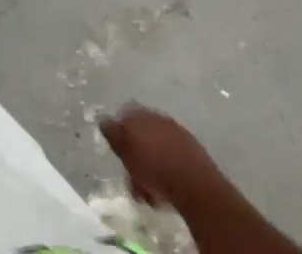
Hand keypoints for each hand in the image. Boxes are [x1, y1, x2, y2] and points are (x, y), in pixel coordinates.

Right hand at [98, 104, 228, 210]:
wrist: (197, 187)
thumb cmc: (154, 169)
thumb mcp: (125, 151)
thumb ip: (112, 133)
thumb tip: (104, 120)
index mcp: (141, 114)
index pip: (123, 115)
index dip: (117, 133)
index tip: (118, 151)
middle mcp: (159, 118)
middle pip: (140, 133)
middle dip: (134, 153)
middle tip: (132, 173)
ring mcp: (178, 133)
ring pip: (156, 148)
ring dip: (150, 165)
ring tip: (148, 188)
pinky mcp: (192, 150)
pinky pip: (171, 157)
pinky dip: (166, 168)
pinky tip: (165, 185)